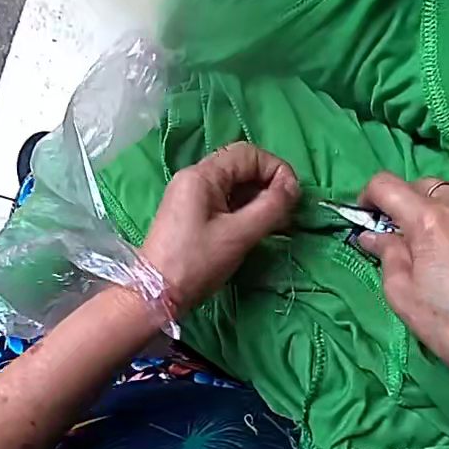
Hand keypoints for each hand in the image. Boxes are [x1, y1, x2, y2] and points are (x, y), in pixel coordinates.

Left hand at [140, 142, 300, 309]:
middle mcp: (194, 178)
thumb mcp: (239, 235)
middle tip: (287, 210)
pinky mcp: (192, 213)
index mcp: (202, 176)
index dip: (276, 169)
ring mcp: (191, 195)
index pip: (249, 154)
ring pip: (235, 184)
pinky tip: (258, 227)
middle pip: (241, 166)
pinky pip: (225, 200)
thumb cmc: (196, 262)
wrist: (156, 294)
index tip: (292, 196)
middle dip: (269, 183)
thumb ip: (271, 207)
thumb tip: (293, 188)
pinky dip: (245, 208)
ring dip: (259, 198)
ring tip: (277, 222)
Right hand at [356, 173, 448, 393]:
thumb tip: (375, 236)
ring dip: (439, 214)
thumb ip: (386, 253)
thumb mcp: (401, 292)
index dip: (369, 196)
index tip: (367, 216)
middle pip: (423, 186)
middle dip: (405, 204)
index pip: (387, 184)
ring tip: (438, 251)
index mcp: (429, 218)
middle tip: (401, 237)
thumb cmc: (448, 324)